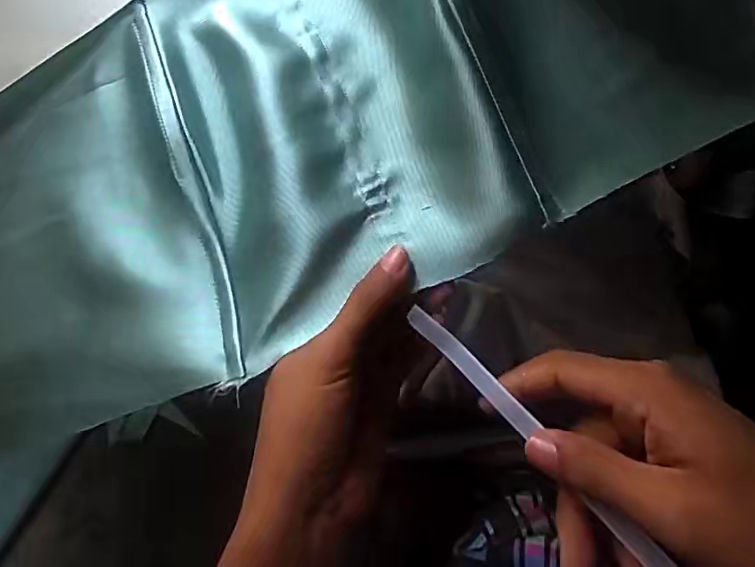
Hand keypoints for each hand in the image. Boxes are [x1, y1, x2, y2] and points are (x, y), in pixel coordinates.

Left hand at [220, 245, 425, 566]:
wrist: (313, 512)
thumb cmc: (307, 425)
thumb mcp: (330, 358)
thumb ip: (365, 307)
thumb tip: (399, 253)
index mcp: (309, 341)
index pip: (344, 295)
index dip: (374, 272)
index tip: (406, 242)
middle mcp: (335, 355)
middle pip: (373, 315)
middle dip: (402, 290)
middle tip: (437, 259)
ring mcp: (360, 380)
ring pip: (392, 337)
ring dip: (418, 313)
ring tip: (447, 283)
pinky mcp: (384, 401)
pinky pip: (405, 363)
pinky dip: (423, 342)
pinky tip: (442, 318)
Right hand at [500, 351, 754, 566]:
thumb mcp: (672, 510)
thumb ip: (597, 470)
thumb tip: (532, 439)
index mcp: (647, 390)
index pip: (564, 370)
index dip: (519, 383)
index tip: (479, 409)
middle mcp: (653, 396)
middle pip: (584, 438)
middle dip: (575, 502)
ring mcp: (672, 427)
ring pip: (609, 469)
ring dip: (603, 523)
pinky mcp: (687, 457)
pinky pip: (638, 482)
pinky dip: (629, 522)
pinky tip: (640, 561)